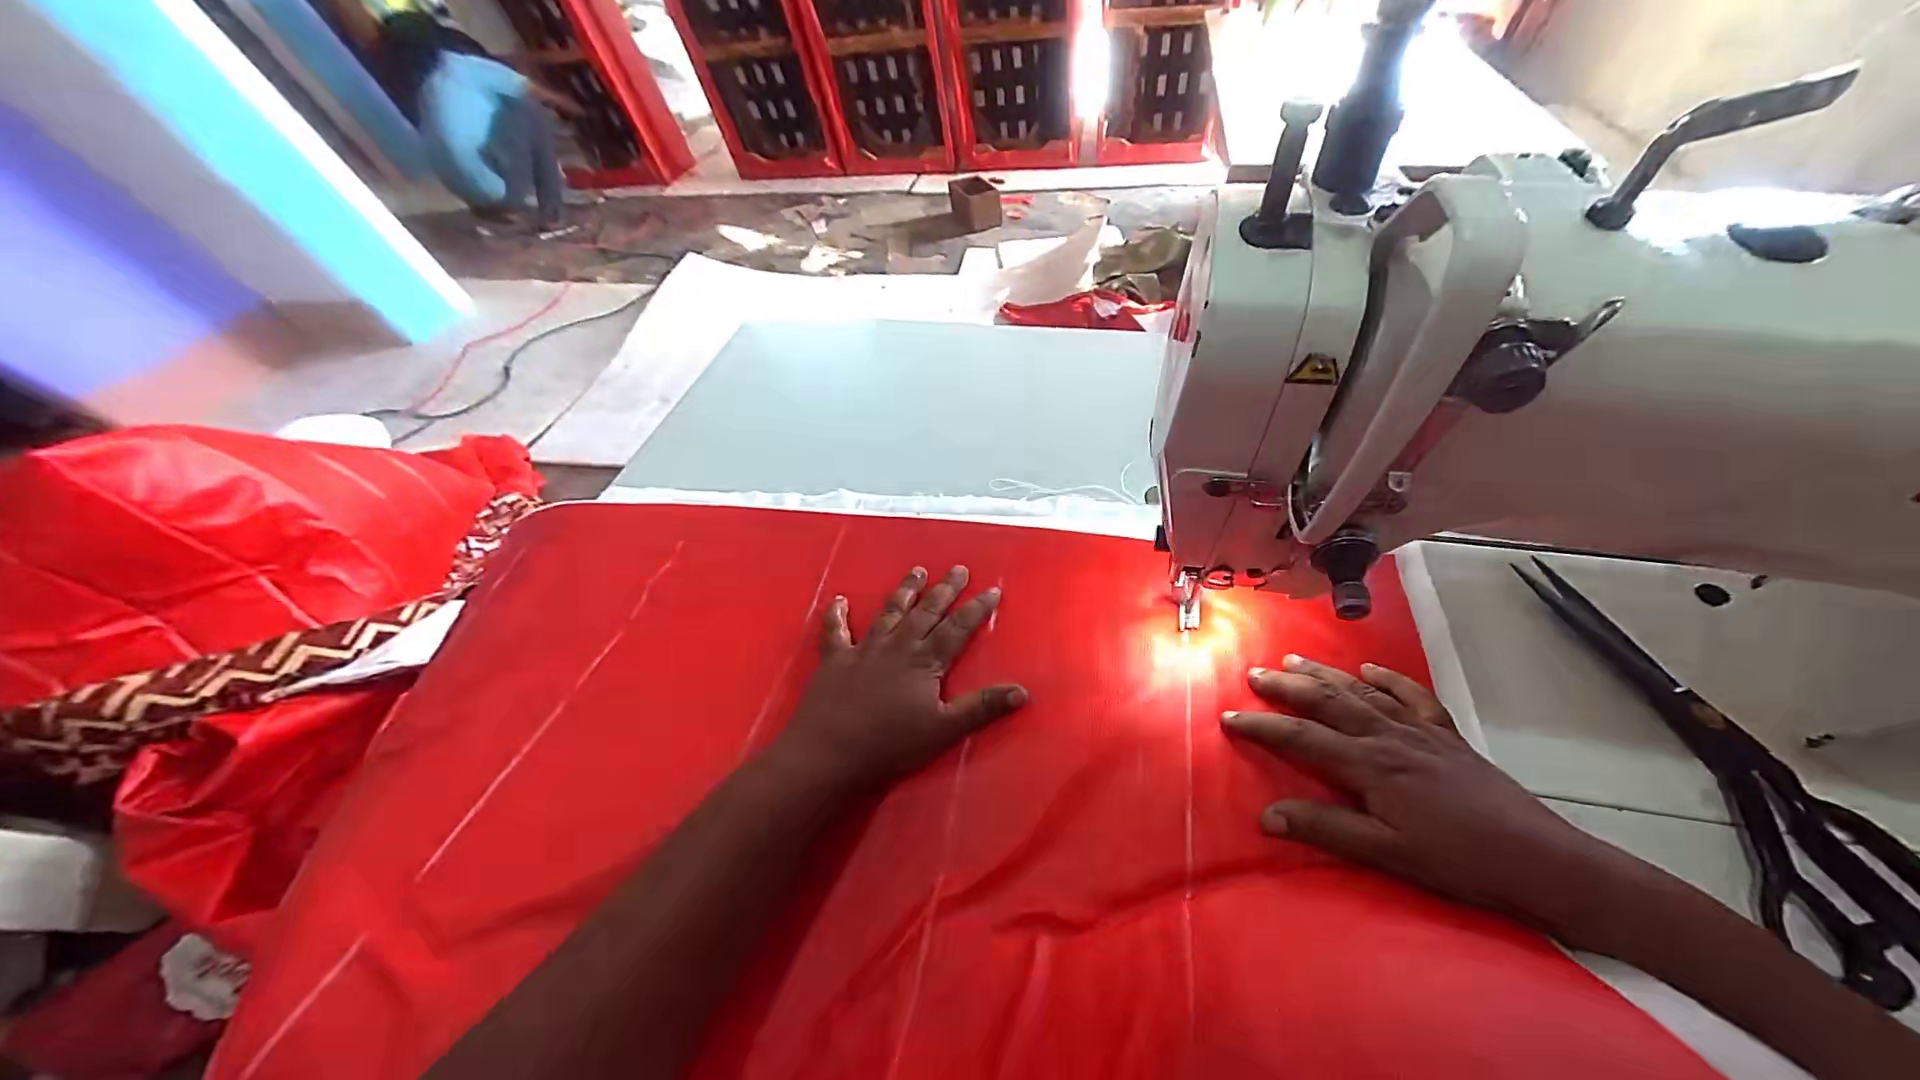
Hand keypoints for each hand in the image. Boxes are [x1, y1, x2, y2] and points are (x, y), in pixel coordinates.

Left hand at [767, 566, 1027, 792]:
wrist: (829, 752)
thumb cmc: (890, 744)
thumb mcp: (944, 729)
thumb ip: (982, 708)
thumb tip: (1023, 691)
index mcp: (924, 661)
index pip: (958, 627)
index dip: (977, 608)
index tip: (993, 589)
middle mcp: (896, 646)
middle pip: (926, 611)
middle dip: (945, 589)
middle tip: (959, 569)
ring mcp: (864, 649)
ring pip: (889, 612)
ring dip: (905, 590)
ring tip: (917, 571)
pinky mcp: (835, 659)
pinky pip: (836, 630)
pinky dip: (837, 614)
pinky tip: (840, 600)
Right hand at [1222, 655, 1647, 944]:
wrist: (1543, 861)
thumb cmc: (1460, 861)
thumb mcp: (1387, 853)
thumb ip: (1326, 830)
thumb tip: (1266, 816)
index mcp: (1369, 765)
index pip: (1301, 737)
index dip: (1261, 725)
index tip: (1229, 717)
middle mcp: (1389, 736)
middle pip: (1328, 701)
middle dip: (1287, 687)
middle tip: (1255, 674)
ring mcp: (1420, 731)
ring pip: (1362, 691)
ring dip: (1325, 675)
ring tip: (1294, 661)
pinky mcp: (1447, 735)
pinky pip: (1412, 696)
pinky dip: (1387, 678)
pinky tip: (1369, 667)